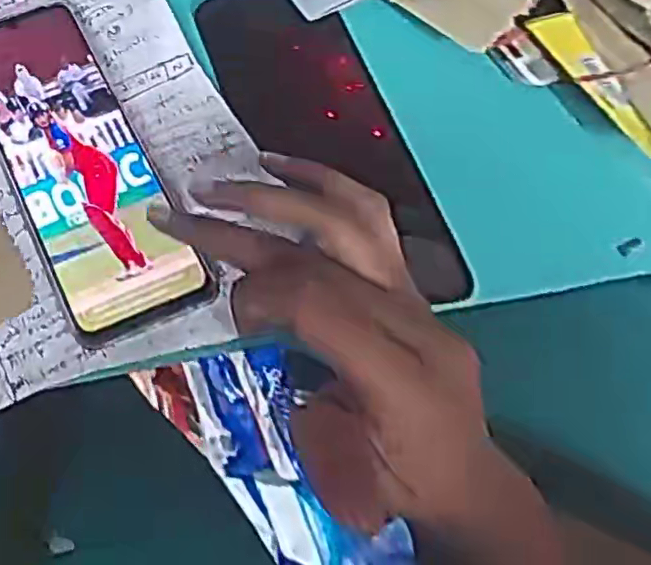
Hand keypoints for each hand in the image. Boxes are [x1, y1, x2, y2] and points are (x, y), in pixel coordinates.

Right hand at [154, 155, 559, 563]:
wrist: (468, 483)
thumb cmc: (396, 483)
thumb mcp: (340, 470)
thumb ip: (293, 410)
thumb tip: (245, 348)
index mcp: (402, 377)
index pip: (316, 303)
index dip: (257, 296)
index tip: (228, 311)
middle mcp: (415, 324)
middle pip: (319, 251)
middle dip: (240, 228)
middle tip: (182, 216)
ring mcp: (416, 295)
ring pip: (350, 217)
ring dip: (279, 193)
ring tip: (227, 180)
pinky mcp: (405, 281)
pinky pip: (367, 216)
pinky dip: (321, 182)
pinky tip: (280, 167)